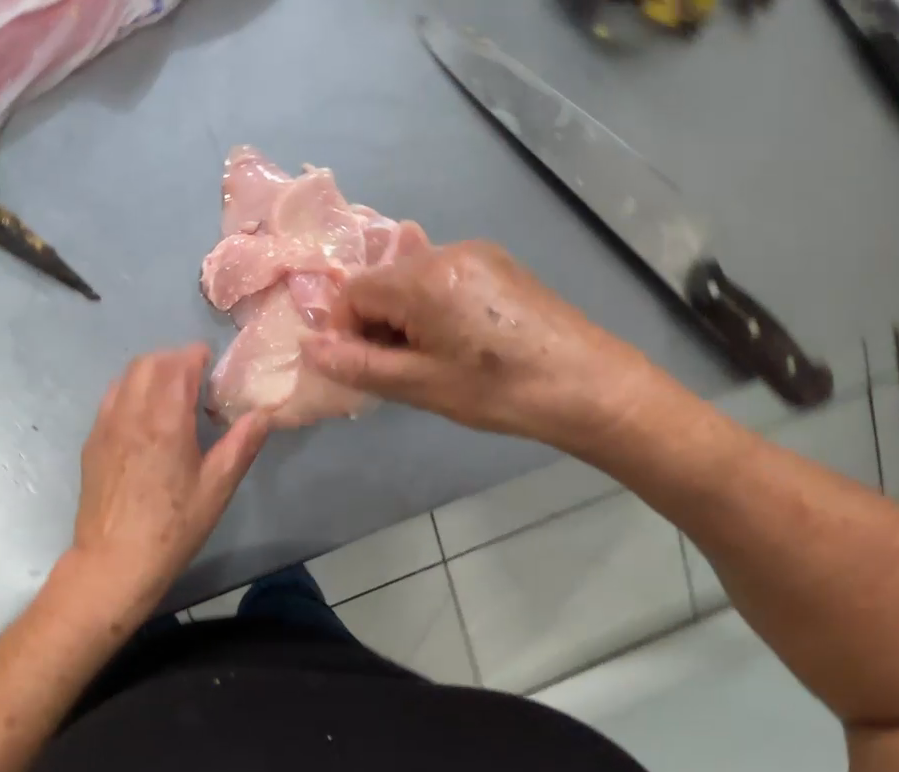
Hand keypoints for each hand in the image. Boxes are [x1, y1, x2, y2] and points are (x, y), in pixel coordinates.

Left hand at [70, 345, 270, 607]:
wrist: (114, 561)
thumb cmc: (172, 529)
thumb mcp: (216, 490)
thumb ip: (240, 446)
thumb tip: (263, 414)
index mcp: (165, 423)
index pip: (178, 366)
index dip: (195, 356)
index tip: (210, 359)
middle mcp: (130, 415)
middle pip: (147, 364)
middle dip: (172, 359)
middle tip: (193, 374)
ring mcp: (105, 427)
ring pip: (124, 378)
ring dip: (148, 372)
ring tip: (169, 392)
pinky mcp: (92, 444)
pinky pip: (109, 400)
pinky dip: (128, 392)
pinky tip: (143, 417)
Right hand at [297, 240, 663, 451]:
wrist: (587, 386)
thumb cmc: (499, 391)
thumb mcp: (421, 386)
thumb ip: (360, 366)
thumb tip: (310, 350)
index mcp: (425, 278)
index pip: (353, 291)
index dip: (344, 331)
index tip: (363, 368)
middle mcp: (448, 252)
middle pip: (382, 282)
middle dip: (374, 326)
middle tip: (396, 371)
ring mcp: (478, 255)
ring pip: (412, 282)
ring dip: (403, 320)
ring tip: (428, 362)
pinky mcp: (499, 266)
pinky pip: (442, 281)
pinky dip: (431, 311)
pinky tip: (455, 345)